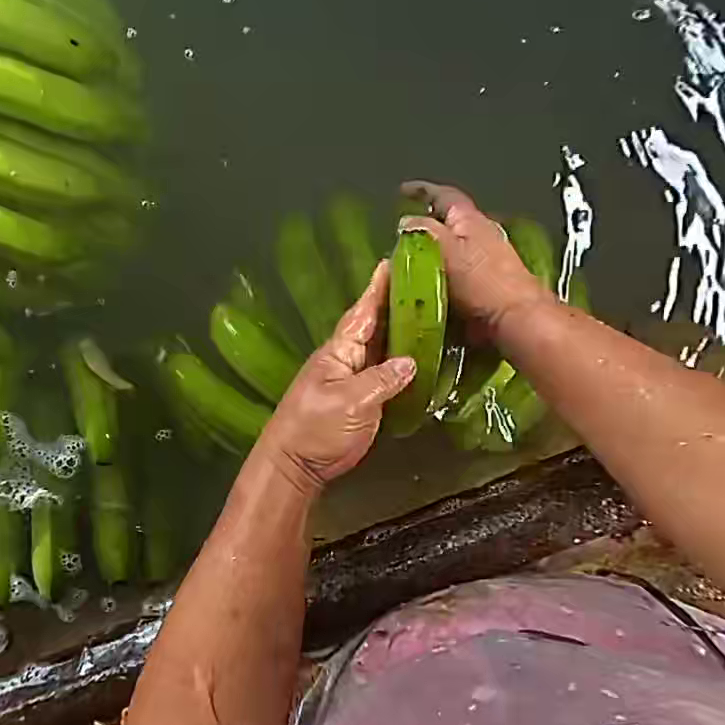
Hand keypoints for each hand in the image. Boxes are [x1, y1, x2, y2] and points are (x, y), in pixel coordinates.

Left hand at [251, 260, 415, 497]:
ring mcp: (353, 377)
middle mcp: (347, 358)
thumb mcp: (351, 402)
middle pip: (375, 324)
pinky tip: (420, 354)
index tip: (392, 261)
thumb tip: (410, 361)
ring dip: (401, 327)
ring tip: (428, 307)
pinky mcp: (362, 397)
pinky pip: (385, 369)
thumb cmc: (316, 428)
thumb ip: (381, 380)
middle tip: (422, 278)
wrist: (296, 463)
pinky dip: (402, 358)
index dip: (377, 288)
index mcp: (339, 351)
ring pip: (381, 345)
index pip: (362, 312)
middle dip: (394, 301)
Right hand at [400, 180, 553, 332]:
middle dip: (422, 228)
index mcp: (471, 221)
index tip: (403, 190)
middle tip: (398, 236)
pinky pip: (448, 276)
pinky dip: (432, 278)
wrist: (514, 321)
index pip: (444, 196)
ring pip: (446, 252)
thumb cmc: (482, 282)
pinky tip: (419, 289)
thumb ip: (423, 231)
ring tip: (403, 266)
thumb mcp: (446, 248)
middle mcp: (479, 237)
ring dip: (426, 256)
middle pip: (445, 224)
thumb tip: (406, 222)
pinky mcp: (480, 289)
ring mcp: (482, 264)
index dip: (423, 190)